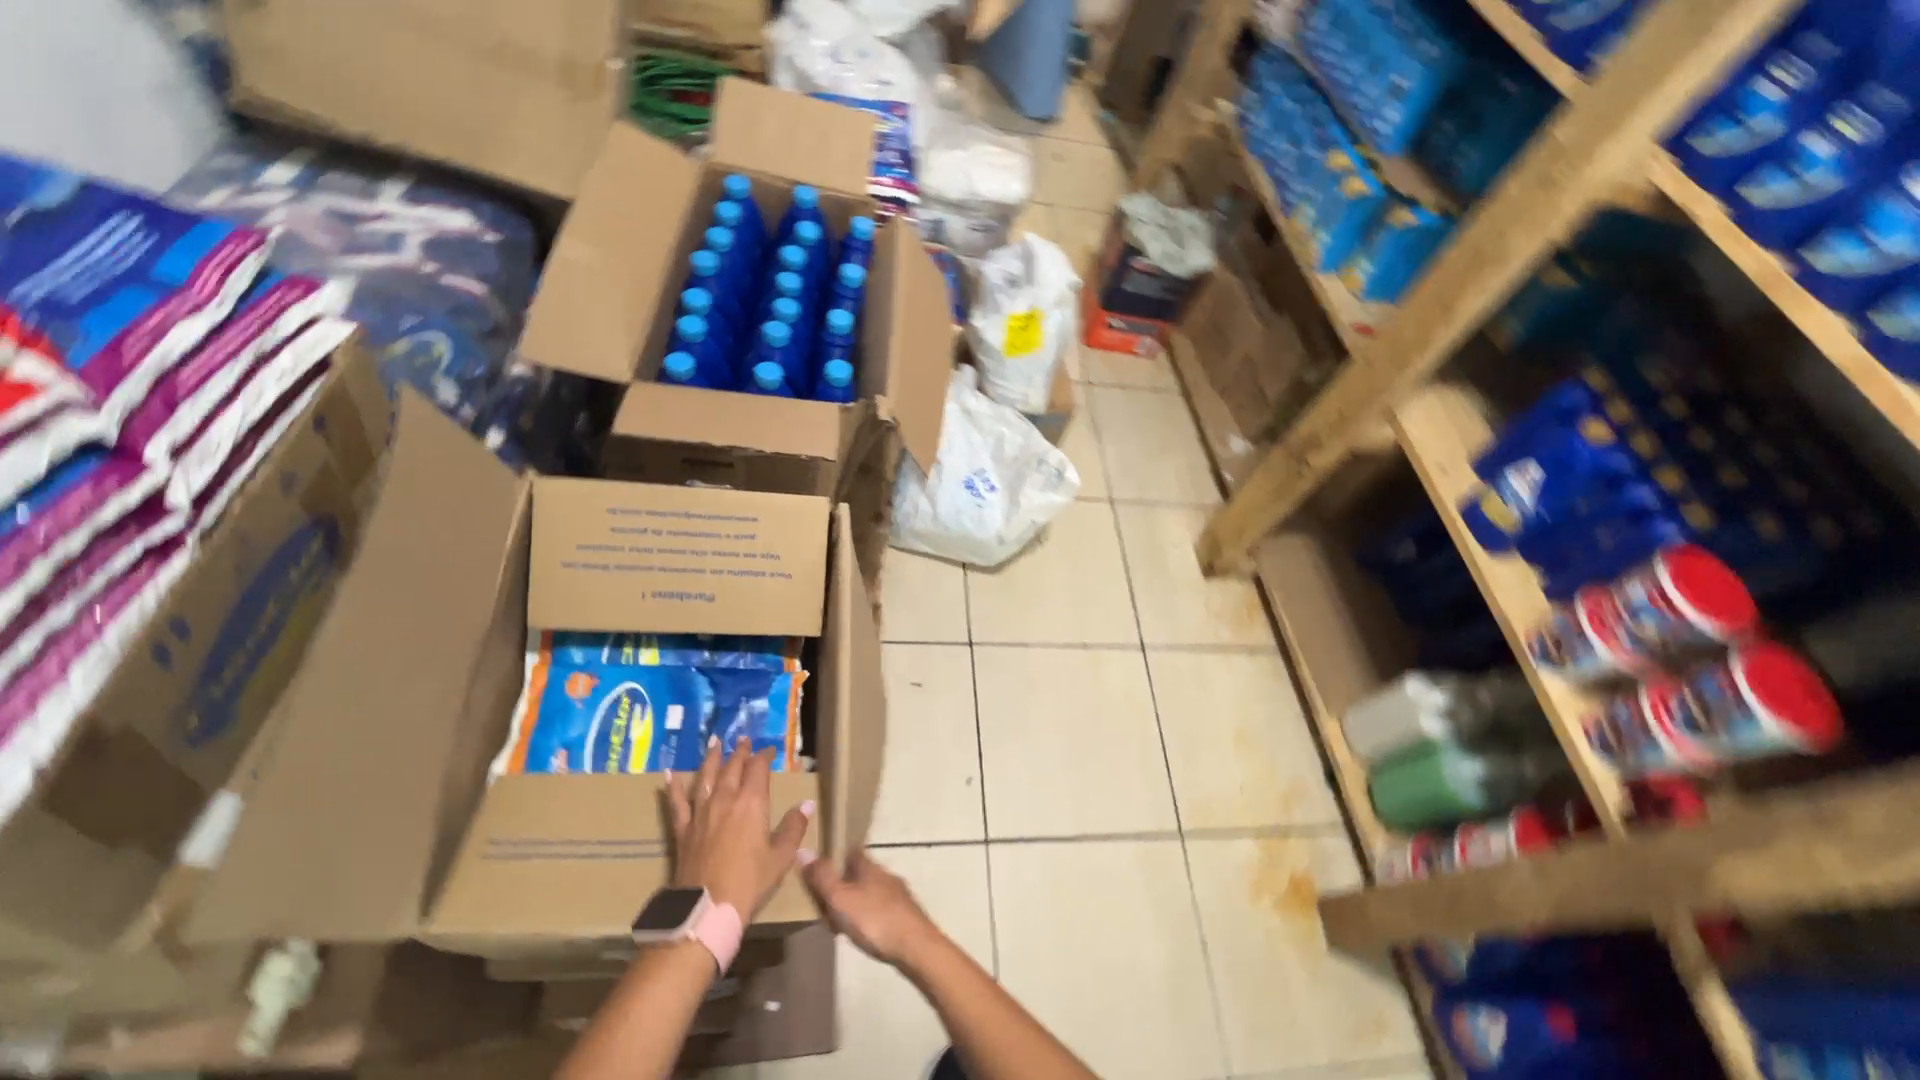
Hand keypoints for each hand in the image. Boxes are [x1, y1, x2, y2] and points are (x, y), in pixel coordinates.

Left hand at [667, 737, 812, 916]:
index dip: (764, 756)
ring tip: (714, 743)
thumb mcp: (781, 857)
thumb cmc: (750, 882)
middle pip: (732, 768)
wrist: (708, 908)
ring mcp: (701, 813)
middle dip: (740, 753)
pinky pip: (677, 802)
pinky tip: (669, 774)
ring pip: (706, 778)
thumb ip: (794, 827)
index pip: (758, 769)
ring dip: (711, 759)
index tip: (770, 750)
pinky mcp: (683, 829)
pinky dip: (673, 787)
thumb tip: (807, 803)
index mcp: (751, 803)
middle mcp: (725, 800)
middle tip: (743, 740)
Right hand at [801, 849, 941, 966]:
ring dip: (855, 905)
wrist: (916, 948)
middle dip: (843, 886)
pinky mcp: (907, 915)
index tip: (820, 872)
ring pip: (870, 893)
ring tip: (840, 925)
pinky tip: (864, 935)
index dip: (834, 859)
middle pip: (859, 874)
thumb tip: (803, 849)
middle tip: (825, 907)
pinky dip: (868, 918)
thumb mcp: (840, 899)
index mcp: (870, 867)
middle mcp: (886, 875)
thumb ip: (822, 877)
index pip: (850, 852)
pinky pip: (881, 911)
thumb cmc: (875, 920)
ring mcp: (899, 895)